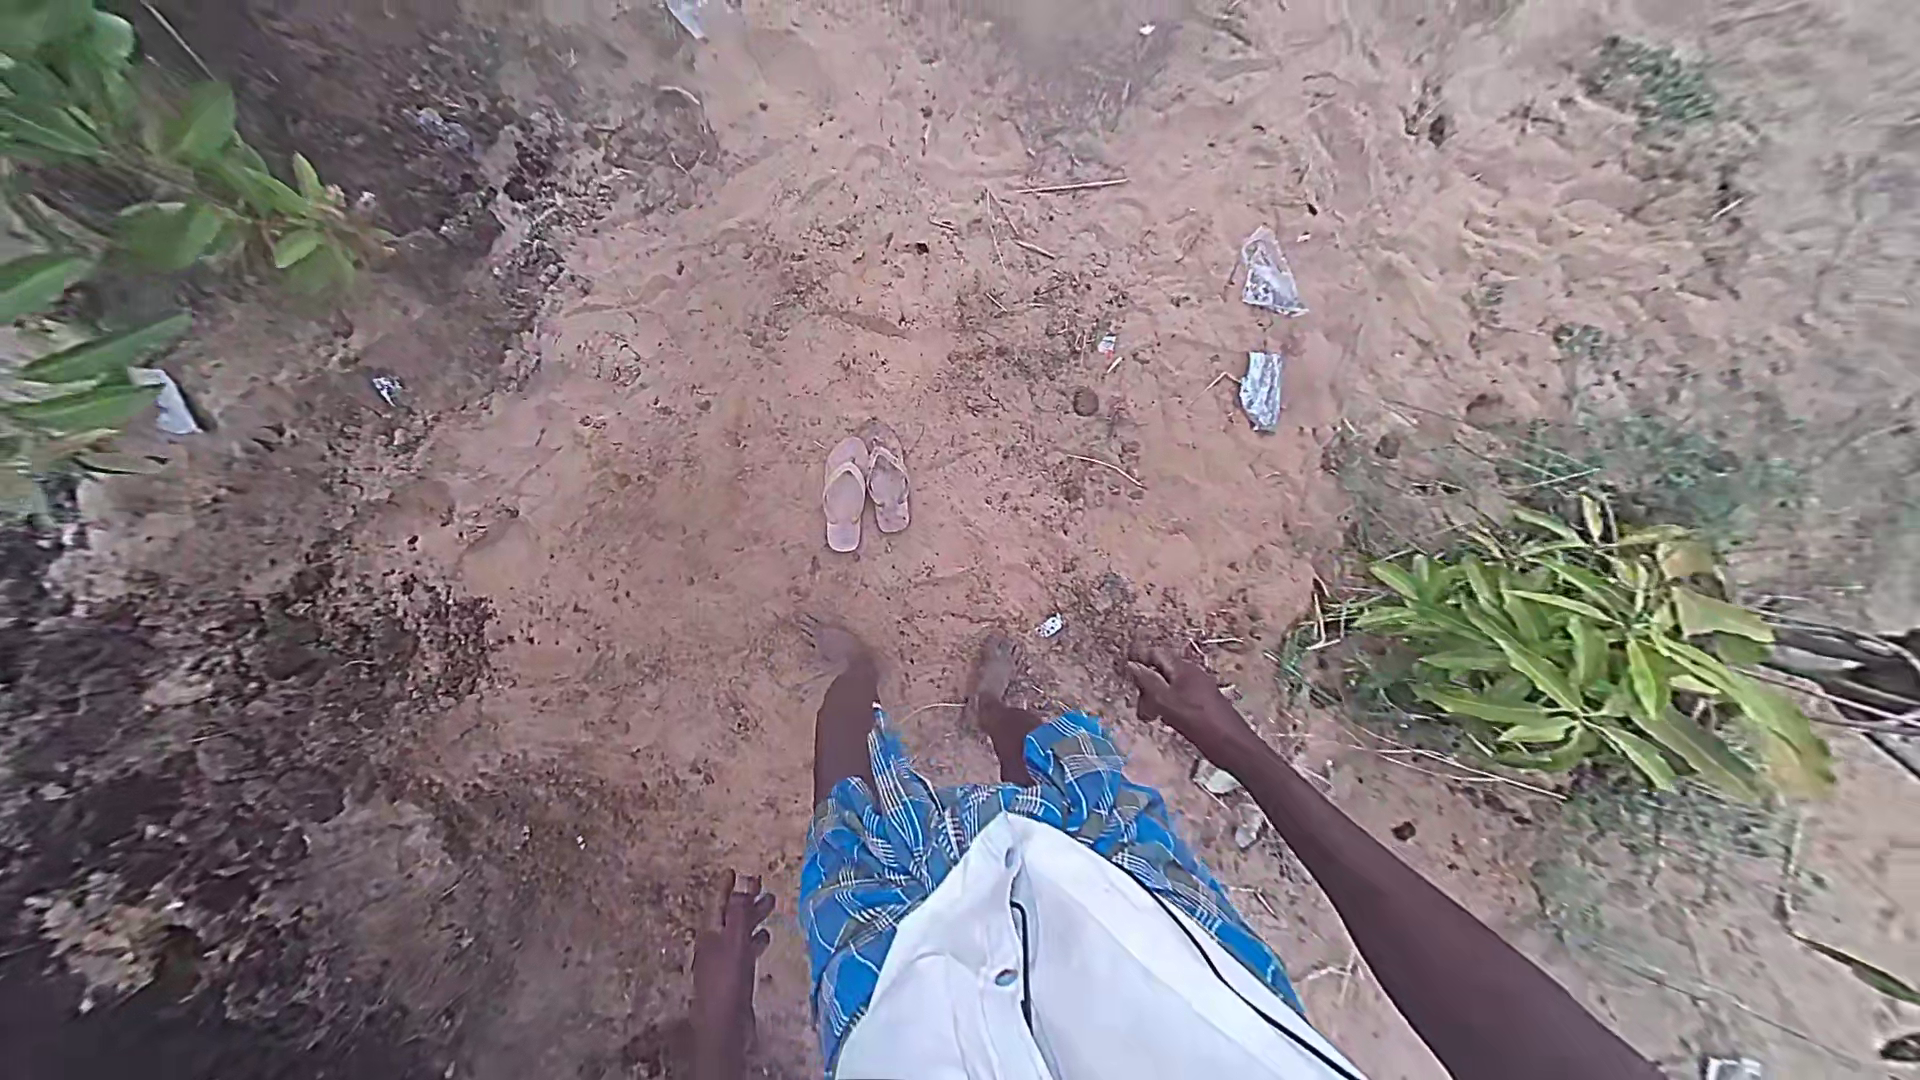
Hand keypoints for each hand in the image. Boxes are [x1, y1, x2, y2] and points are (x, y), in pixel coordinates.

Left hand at [691, 870, 774, 1079]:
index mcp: (710, 933)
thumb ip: (740, 910)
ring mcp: (722, 961)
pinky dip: (754, 938)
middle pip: (729, 914)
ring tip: (771, 904)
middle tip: (760, 883)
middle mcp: (713, 944)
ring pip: (738, 931)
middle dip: (744, 898)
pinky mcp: (732, 976)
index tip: (732, 870)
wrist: (724, 1027)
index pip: (718, 902)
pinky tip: (765, 937)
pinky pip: (744, 948)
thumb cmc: (728, 979)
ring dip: (753, 917)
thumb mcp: (735, 939)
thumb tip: (743, 881)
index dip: (725, 886)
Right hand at [1126, 646, 1258, 761]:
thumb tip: (1131, 664)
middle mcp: (1192, 674)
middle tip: (1139, 705)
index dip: (1139, 658)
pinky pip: (1178, 698)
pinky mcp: (1203, 703)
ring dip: (1155, 698)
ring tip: (1149, 716)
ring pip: (1168, 687)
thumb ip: (1148, 682)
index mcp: (1183, 669)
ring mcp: (1199, 689)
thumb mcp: (1166, 701)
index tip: (1123, 669)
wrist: (1234, 746)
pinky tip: (1165, 720)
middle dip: (1146, 685)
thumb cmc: (1200, 722)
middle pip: (1161, 671)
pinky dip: (1167, 706)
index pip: (1156, 653)